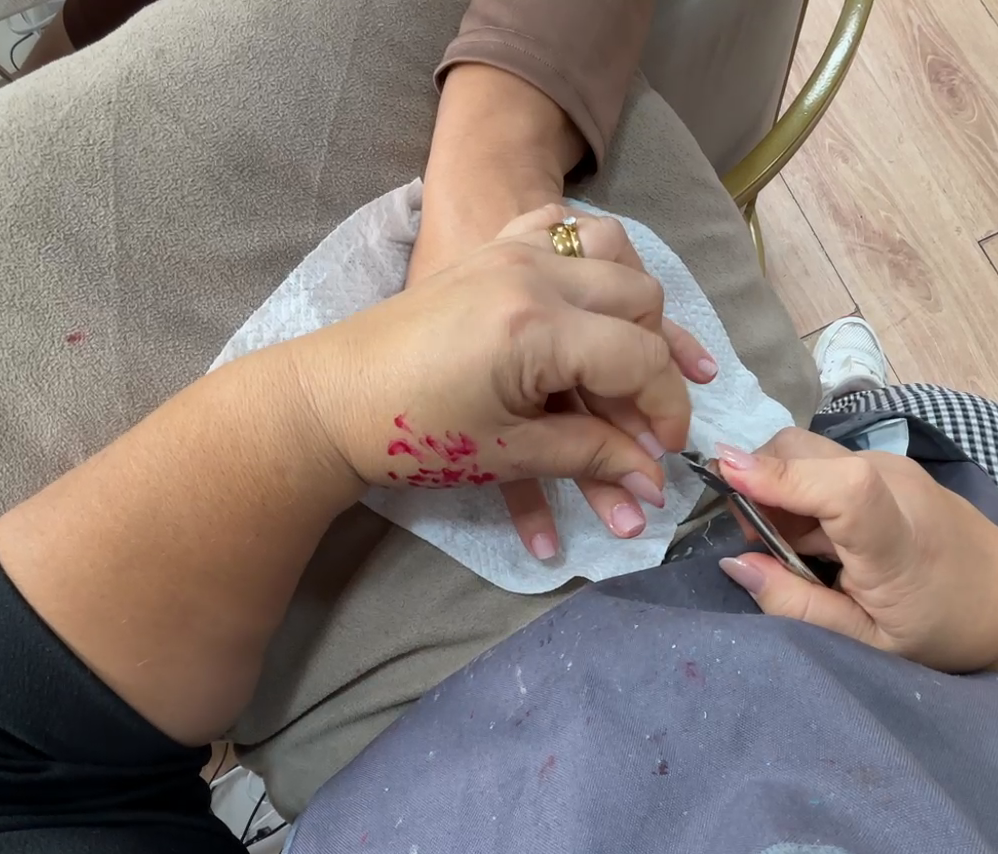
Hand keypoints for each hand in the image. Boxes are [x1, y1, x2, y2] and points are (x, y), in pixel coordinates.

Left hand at [295, 207, 698, 525]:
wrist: (330, 397)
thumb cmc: (411, 434)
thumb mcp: (507, 453)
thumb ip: (591, 457)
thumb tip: (653, 483)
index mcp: (537, 327)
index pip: (641, 359)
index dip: (667, 412)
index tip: (665, 456)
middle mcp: (535, 271)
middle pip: (643, 300)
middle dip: (658, 365)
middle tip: (642, 422)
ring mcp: (513, 249)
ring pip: (617, 252)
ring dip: (637, 305)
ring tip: (631, 360)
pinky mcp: (494, 248)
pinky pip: (567, 226)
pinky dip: (595, 258)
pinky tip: (593, 296)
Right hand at [713, 428, 997, 672]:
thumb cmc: (944, 628)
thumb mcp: (869, 642)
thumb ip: (798, 605)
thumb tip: (735, 564)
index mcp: (896, 542)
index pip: (842, 489)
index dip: (780, 477)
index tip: (725, 472)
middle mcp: (894, 486)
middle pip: (805, 452)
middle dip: (759, 480)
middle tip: (756, 538)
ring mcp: (892, 468)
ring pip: (805, 453)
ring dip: (775, 489)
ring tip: (790, 546)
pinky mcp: (884, 466)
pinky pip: (820, 464)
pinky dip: (796, 491)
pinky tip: (814, 535)